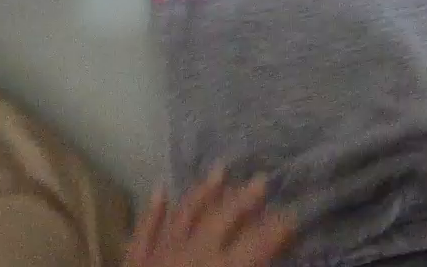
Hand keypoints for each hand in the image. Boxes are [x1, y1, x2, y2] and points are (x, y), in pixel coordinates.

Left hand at [126, 168, 296, 266]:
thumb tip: (268, 265)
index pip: (258, 245)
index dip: (278, 229)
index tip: (294, 213)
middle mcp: (193, 257)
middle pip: (222, 220)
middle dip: (243, 199)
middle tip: (261, 179)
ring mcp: (159, 257)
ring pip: (185, 215)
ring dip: (202, 193)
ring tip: (219, 169)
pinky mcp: (133, 265)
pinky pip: (144, 232)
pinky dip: (153, 211)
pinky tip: (160, 189)